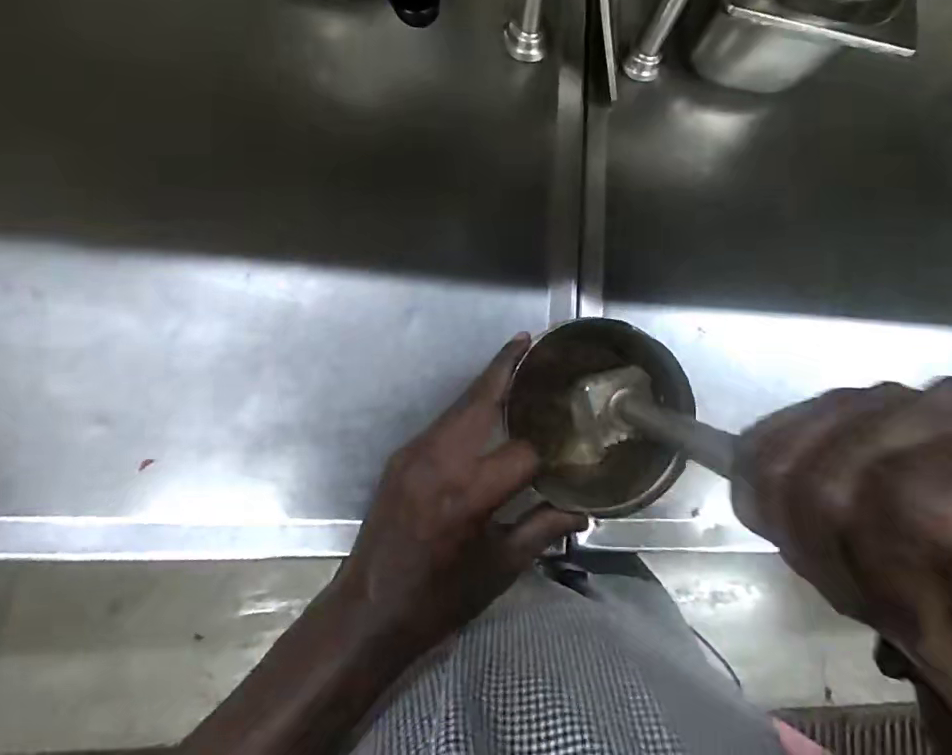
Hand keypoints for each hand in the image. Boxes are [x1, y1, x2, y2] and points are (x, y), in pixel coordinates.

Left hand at [333, 334, 587, 658]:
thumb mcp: (500, 568)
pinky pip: (442, 421)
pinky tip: (486, 407)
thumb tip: (584, 509)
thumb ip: (543, 528)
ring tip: (515, 362)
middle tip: (531, 341)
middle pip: (481, 399)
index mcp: (469, 492)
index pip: (524, 450)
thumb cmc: (440, 598)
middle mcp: (440, 460)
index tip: (570, 441)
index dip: (550, 448)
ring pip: (459, 405)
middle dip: (506, 366)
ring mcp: (415, 453)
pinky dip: (468, 407)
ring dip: (487, 383)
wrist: (367, 610)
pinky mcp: (401, 456)